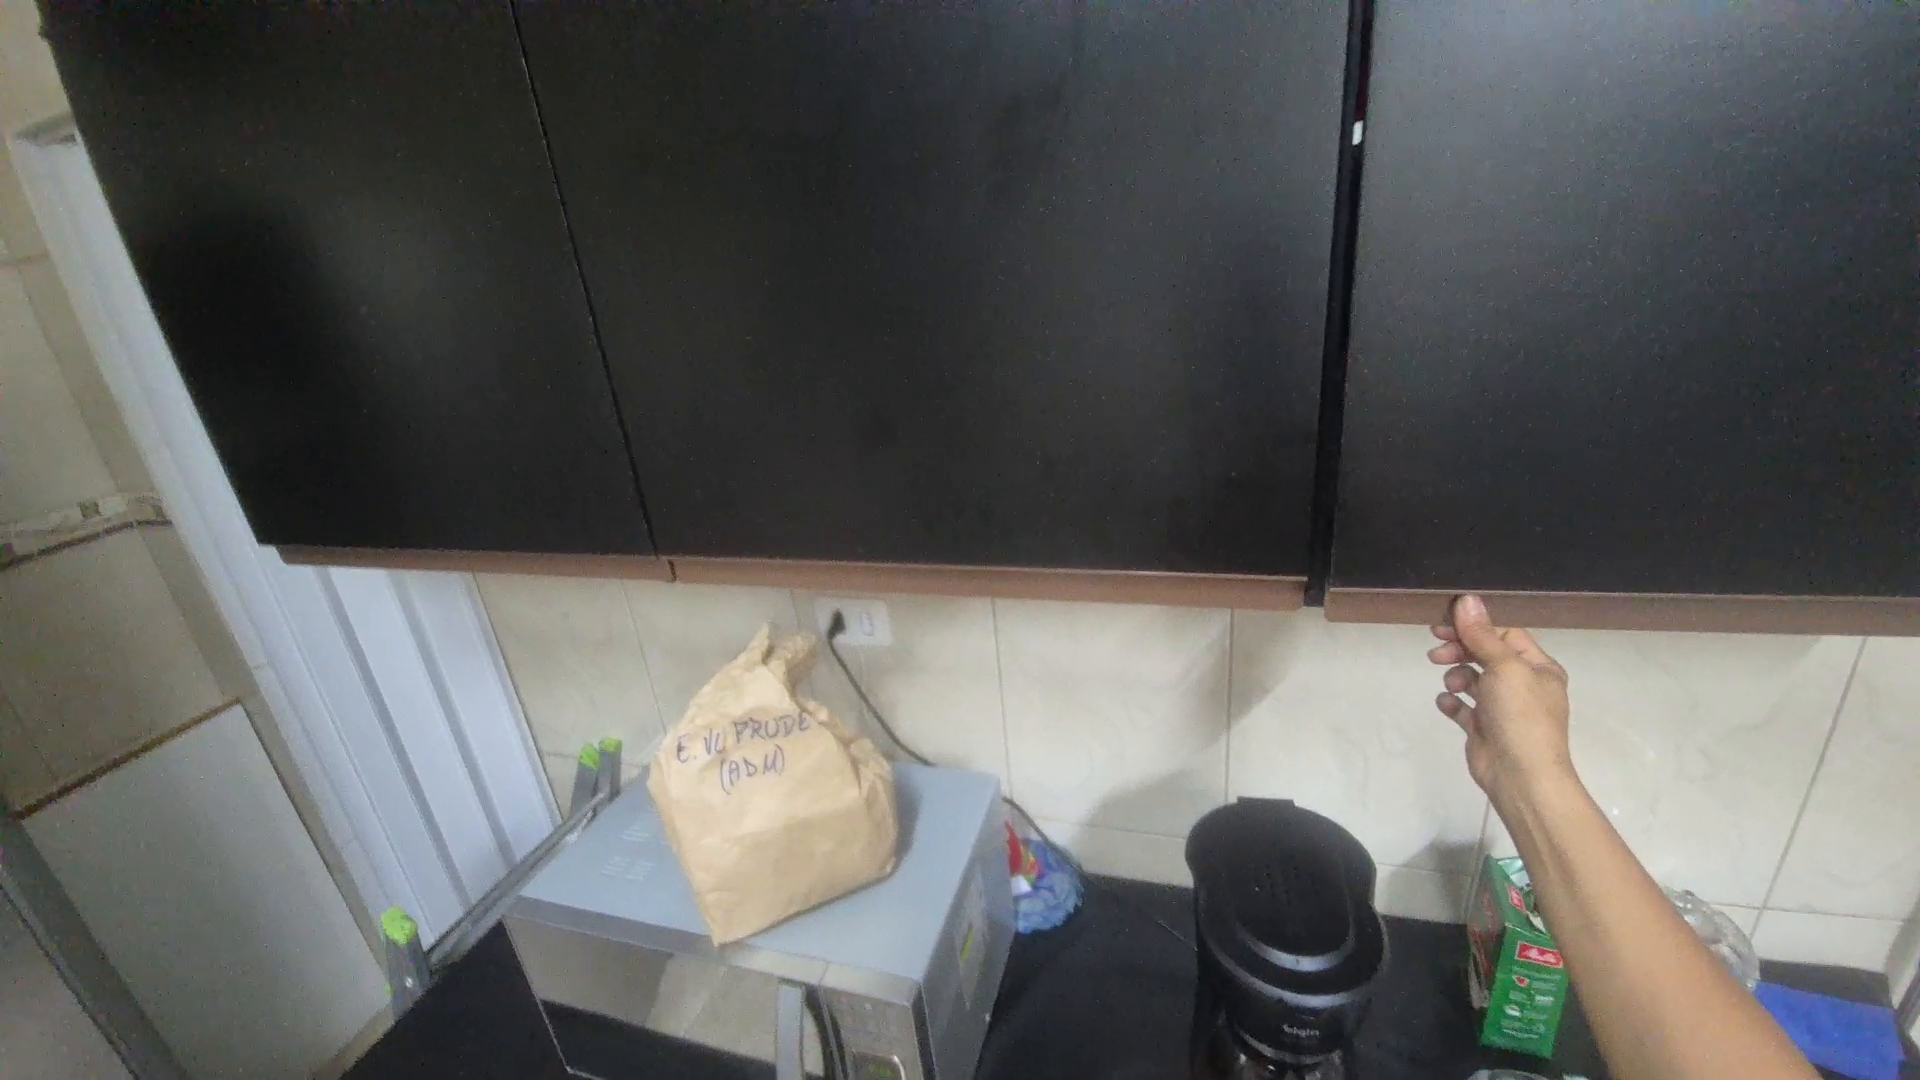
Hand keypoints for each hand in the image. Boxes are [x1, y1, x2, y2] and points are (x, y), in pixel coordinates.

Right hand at [1428, 595, 1573, 801]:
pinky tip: (1448, 704)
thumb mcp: (1503, 667)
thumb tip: (1466, 599)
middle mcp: (1522, 685)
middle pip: (1484, 654)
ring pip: (1471, 678)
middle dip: (1459, 651)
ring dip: (1456, 676)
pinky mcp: (1483, 727)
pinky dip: (1451, 702)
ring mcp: (1502, 707)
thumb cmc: (1520, 715)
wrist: (1520, 773)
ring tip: (1451, 686)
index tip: (1443, 626)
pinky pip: (1461, 706)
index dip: (1474, 628)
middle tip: (1436, 654)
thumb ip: (1481, 634)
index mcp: (1538, 668)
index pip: (1504, 635)